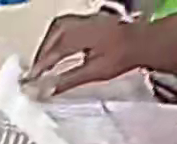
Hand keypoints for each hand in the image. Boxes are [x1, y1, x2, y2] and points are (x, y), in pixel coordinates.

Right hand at [25, 11, 150, 94]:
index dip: (41, 64)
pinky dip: (56, 39)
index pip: (57, 48)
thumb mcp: (95, 72)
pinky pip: (68, 25)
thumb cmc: (125, 55)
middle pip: (55, 32)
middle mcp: (87, 23)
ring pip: (60, 26)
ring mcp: (90, 20)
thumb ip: (68, 81)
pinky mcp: (91, 22)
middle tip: (35, 70)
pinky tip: (56, 51)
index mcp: (87, 34)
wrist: (145, 42)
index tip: (30, 79)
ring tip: (43, 61)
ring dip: (48, 43)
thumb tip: (46, 90)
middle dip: (42, 52)